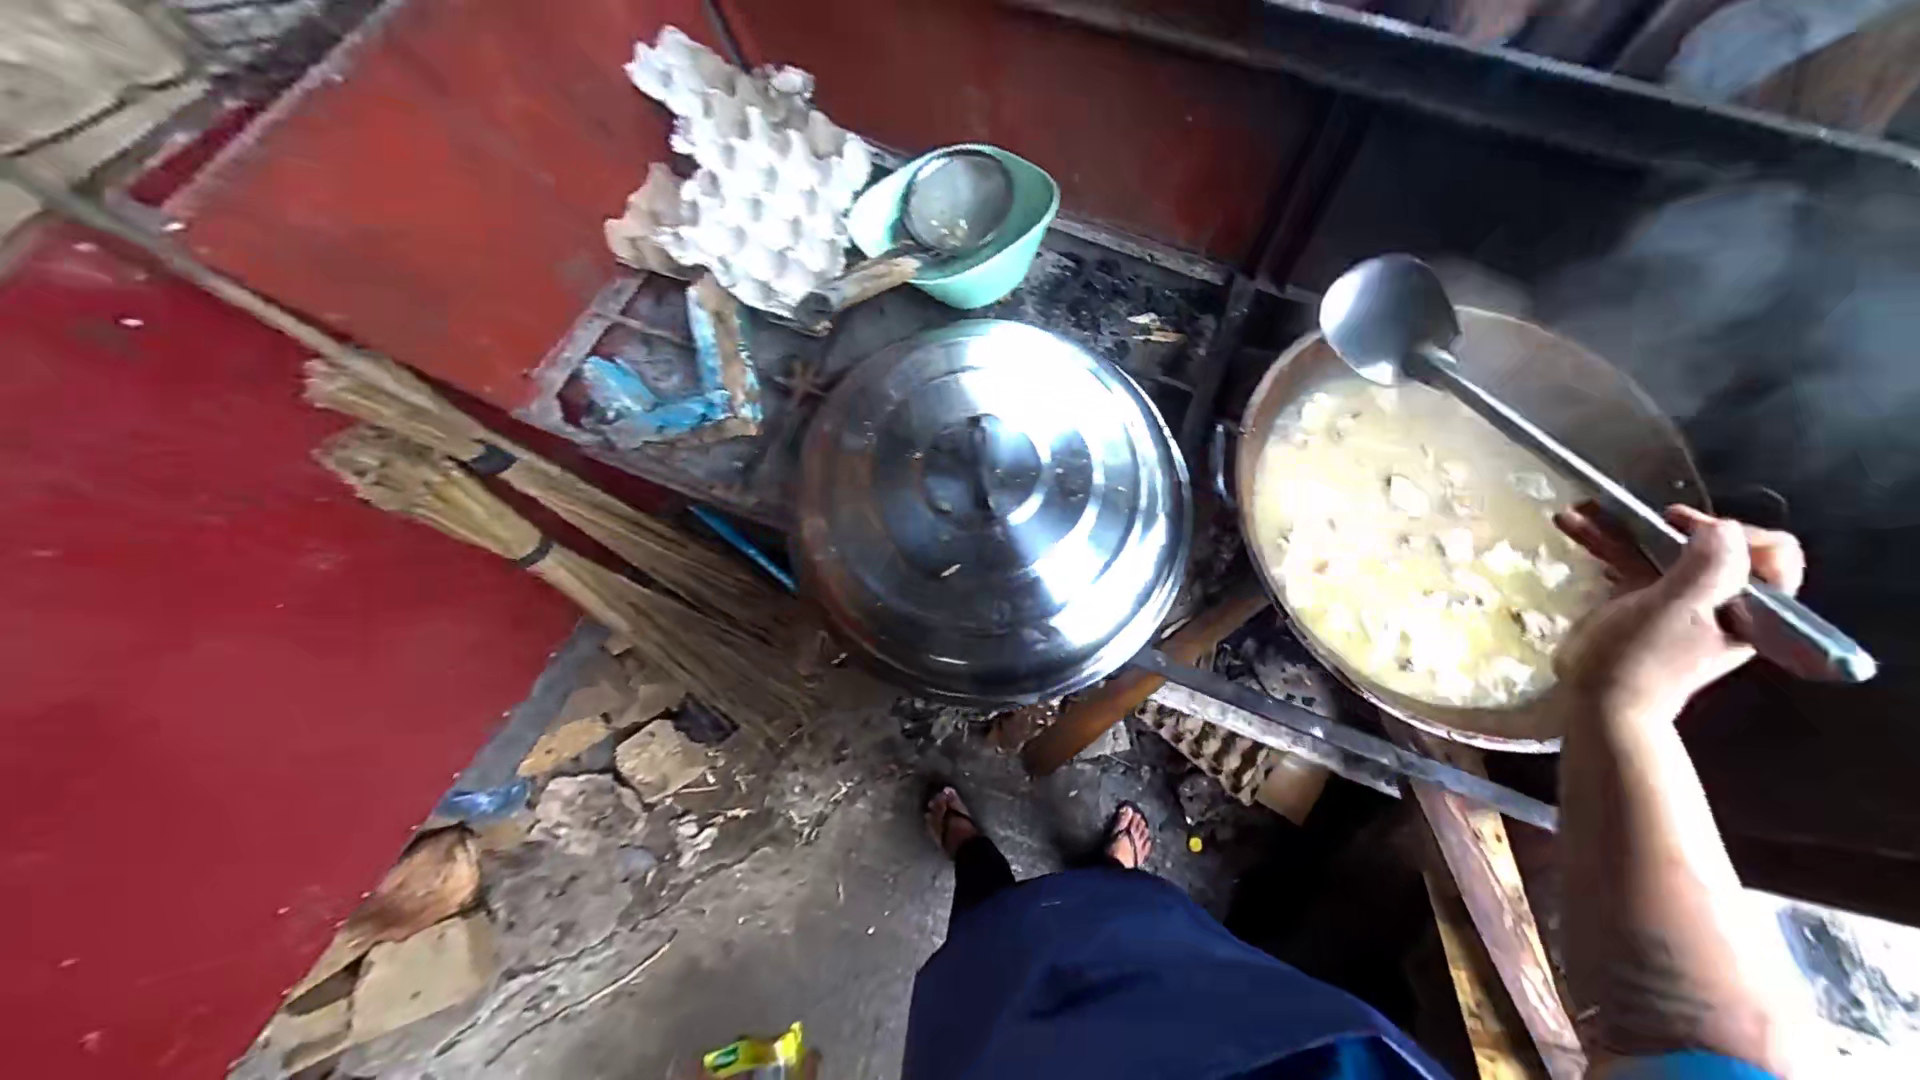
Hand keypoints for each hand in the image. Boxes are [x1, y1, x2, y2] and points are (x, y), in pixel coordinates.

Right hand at [1551, 504, 1804, 723]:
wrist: (1600, 699)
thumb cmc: (1640, 658)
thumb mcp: (1676, 612)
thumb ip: (1708, 569)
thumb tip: (1723, 527)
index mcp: (1753, 607)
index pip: (1767, 552)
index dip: (1727, 532)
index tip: (1676, 526)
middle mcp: (1723, 601)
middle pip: (1706, 547)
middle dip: (1659, 526)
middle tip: (1619, 511)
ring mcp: (1679, 603)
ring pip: (1660, 554)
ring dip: (1619, 531)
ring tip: (1576, 515)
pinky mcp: (1640, 605)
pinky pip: (1631, 568)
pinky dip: (1605, 549)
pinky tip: (1578, 534)